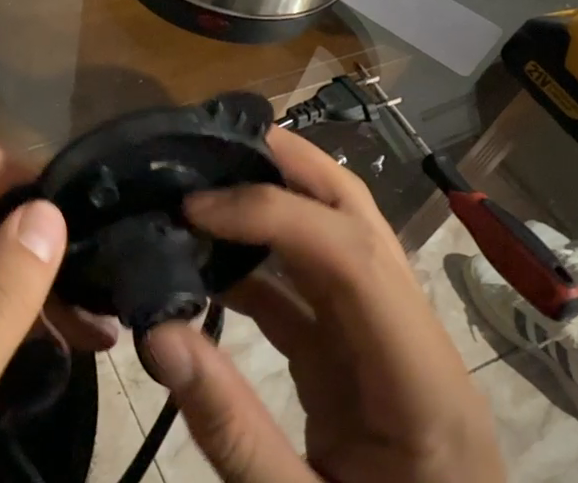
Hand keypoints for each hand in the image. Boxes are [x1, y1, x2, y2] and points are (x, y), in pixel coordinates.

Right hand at [145, 129, 502, 482]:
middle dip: (287, 168)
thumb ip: (231, 431)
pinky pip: (309, 295)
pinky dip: (257, 270)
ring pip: (336, 245)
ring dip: (269, 207)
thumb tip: (156, 332)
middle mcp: (415, 345)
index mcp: (422, 386)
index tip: (191, 209)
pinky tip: (202, 266)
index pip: (354, 256)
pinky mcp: (361, 365)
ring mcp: (388, 350)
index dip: (271, 213)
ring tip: (194, 191)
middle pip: (361, 221)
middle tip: (205, 145)